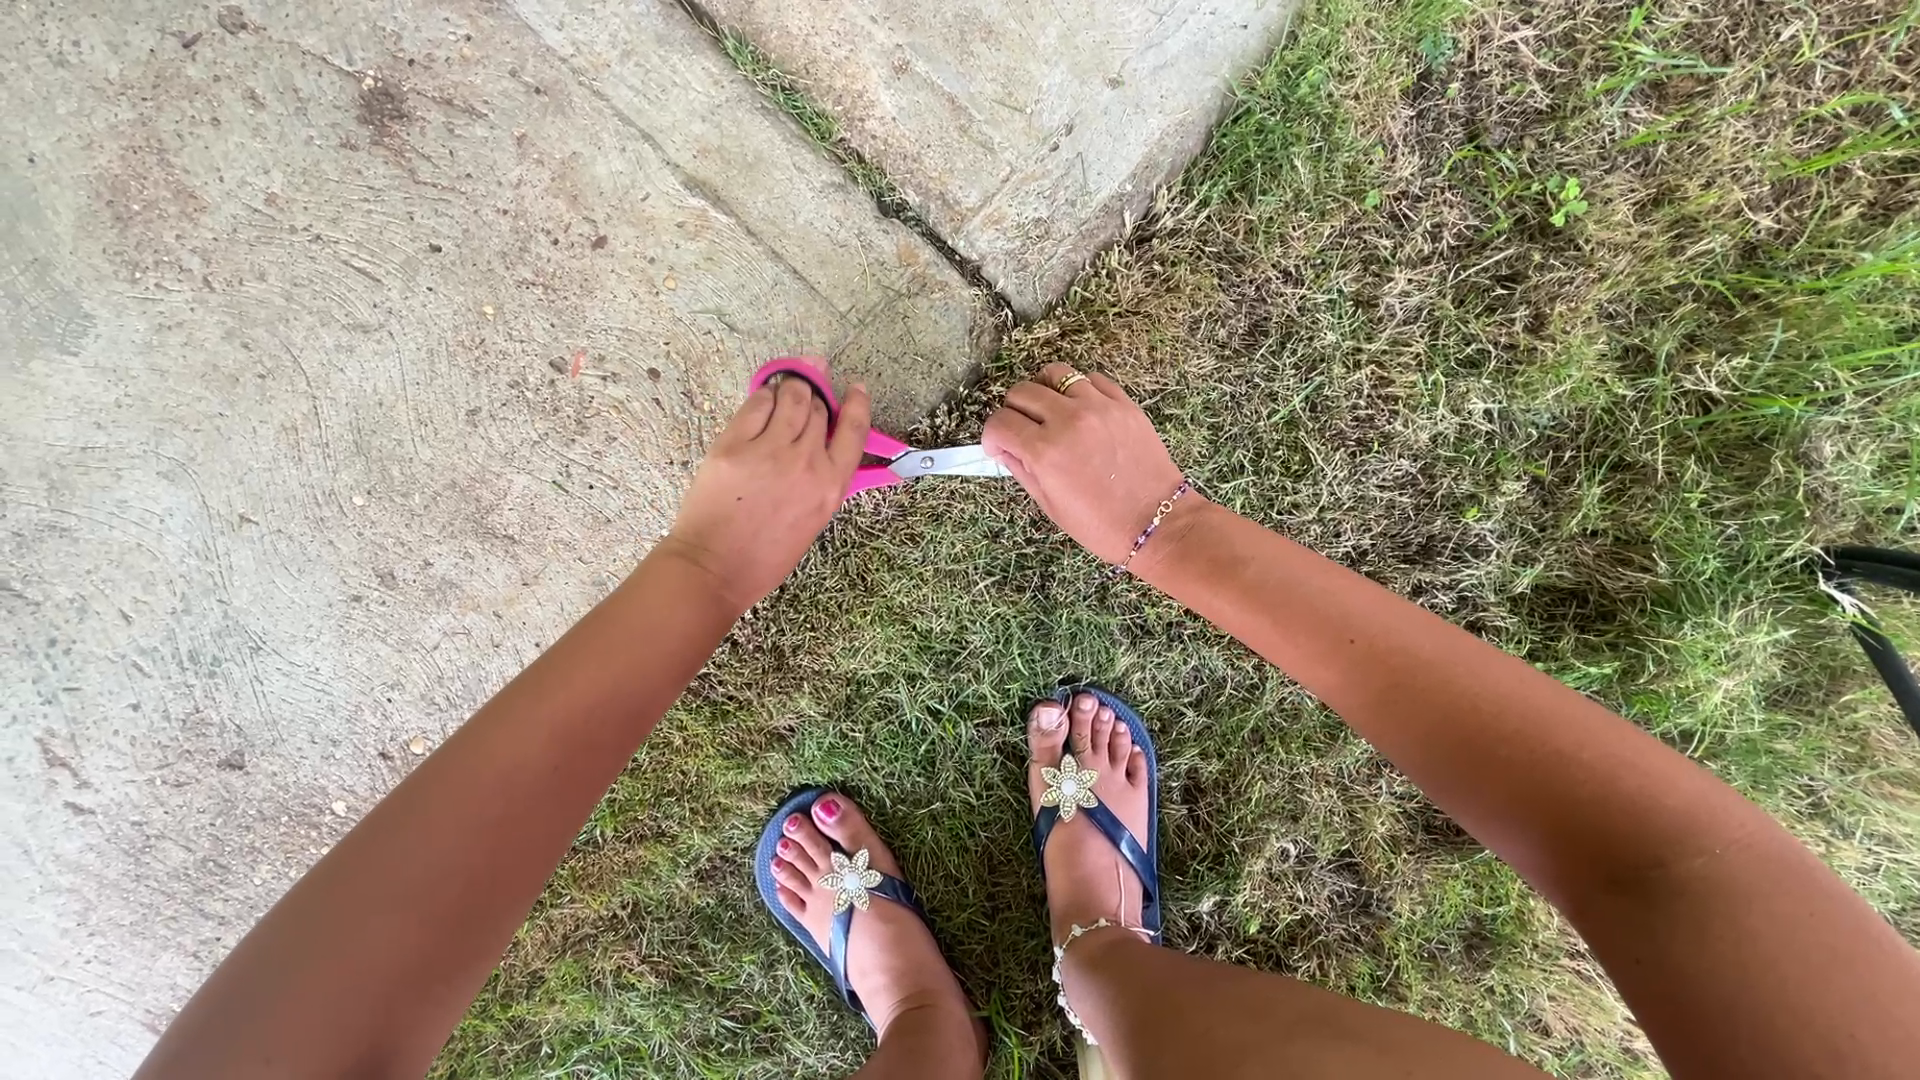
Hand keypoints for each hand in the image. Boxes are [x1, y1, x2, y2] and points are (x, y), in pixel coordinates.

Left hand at [658, 371, 869, 611]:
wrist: (716, 568)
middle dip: (816, 398)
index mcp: (831, 486)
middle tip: (806, 395)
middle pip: (819, 409)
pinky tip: (762, 401)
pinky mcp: (733, 444)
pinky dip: (764, 396)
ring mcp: (769, 450)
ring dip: (791, 389)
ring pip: (791, 398)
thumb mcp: (814, 519)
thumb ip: (823, 480)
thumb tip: (821, 444)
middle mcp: (806, 462)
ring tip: (785, 390)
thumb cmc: (766, 555)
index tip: (856, 388)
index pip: (855, 429)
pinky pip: (756, 404)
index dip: (857, 403)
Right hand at [982, 363, 1189, 564]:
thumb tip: (1003, 449)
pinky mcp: (1124, 404)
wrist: (1155, 522)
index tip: (998, 446)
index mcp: (1044, 452)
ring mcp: (1098, 408)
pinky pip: (1091, 379)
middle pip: (1022, 392)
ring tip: (1049, 410)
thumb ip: (1021, 469)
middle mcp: (1068, 421)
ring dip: (1043, 390)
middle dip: (1013, 411)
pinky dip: (1077, 390)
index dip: (992, 436)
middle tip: (1022, 431)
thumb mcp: (1049, 504)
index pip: (1000, 423)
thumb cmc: (1100, 524)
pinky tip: (1079, 410)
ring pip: (1055, 374)